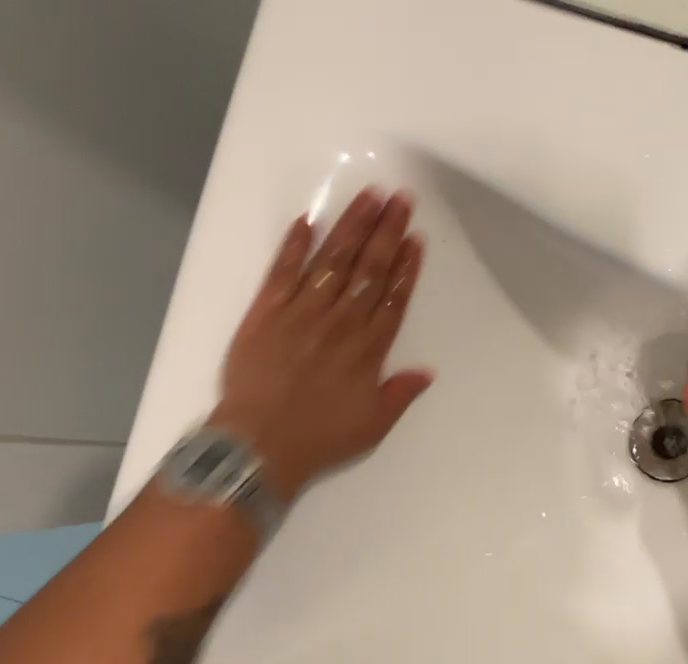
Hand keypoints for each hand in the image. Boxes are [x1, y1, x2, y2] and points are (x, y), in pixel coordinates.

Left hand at [210, 187, 431, 499]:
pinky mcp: (266, 311)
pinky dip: (293, 245)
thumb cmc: (321, 437)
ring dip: (351, 227)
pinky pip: (282, 270)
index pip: (392, 298)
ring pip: (331, 260)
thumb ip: (400, 393)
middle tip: (399, 199)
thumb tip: (427, 372)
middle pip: (367, 269)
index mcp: (368, 349)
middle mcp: (340, 322)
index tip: (415, 238)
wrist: (260, 442)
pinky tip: (307, 222)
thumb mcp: (373, 425)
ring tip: (367, 197)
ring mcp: (301, 312)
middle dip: (386, 232)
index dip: (406, 267)